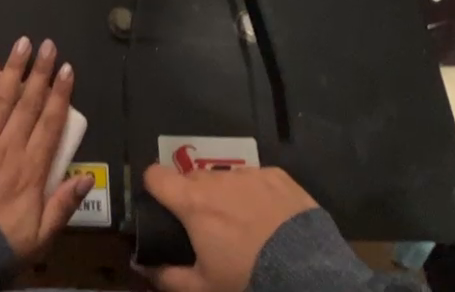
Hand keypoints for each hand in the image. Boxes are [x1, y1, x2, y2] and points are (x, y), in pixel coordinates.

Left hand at [0, 36, 93, 258]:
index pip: (51, 123)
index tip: (68, 70)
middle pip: (28, 103)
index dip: (61, 95)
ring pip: (2, 97)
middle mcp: (9, 147)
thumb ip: (63, 205)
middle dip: (40, 72)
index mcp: (32, 170)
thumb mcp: (39, 237)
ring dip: (14, 69)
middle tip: (49, 45)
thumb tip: (87, 178)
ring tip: (23, 43)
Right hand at [140, 165, 318, 291]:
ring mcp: (249, 174)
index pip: (155, 175)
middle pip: (191, 179)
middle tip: (208, 230)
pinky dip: (256, 196)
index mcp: (192, 202)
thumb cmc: (248, 281)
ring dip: (225, 197)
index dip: (154, 188)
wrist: (310, 277)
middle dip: (193, 199)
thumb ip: (168, 277)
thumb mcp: (203, 289)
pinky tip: (270, 222)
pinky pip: (256, 180)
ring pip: (224, 180)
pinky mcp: (278, 176)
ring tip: (244, 228)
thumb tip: (144, 267)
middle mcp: (216, 179)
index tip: (161, 206)